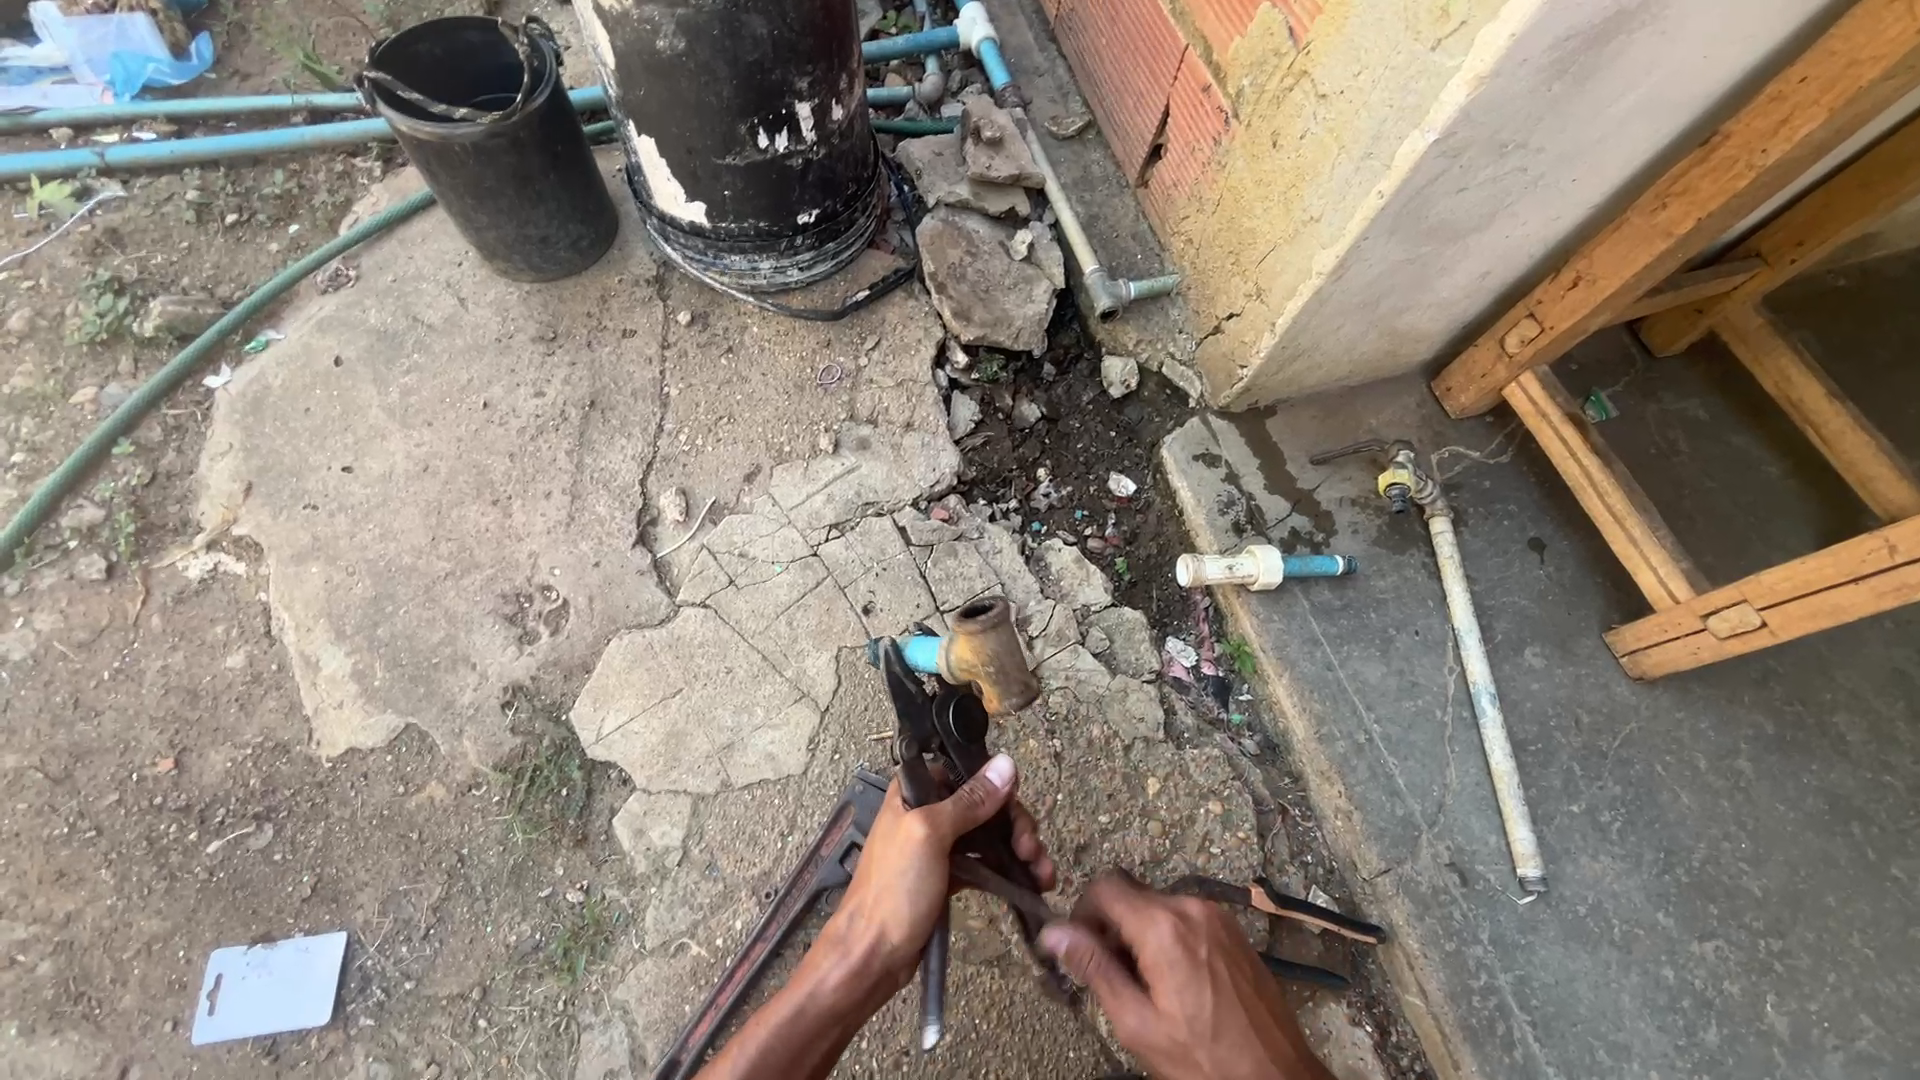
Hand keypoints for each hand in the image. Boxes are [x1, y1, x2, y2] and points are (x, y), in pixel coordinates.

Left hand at [816, 754, 1055, 994]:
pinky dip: (1008, 870)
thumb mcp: (931, 835)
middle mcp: (927, 812)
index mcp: (914, 792)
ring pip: (989, 835)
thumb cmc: (894, 888)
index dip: (995, 785)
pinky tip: (1032, 883)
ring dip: (1019, 849)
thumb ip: (969, 800)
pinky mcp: (950, 876)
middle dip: (1015, 824)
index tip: (1017, 806)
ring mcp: (940, 846)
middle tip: (1032, 850)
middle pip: (984, 804)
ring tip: (1043, 873)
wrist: (871, 957)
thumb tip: (1006, 763)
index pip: (964, 772)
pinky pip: (986, 863)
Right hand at [1039, 872, 1331, 1079]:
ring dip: (1138, 932)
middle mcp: (1189, 906)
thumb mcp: (1138, 1023)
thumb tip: (1052, 932)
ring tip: (1144, 983)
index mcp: (1162, 926)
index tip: (1079, 948)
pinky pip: (1184, 916)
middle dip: (1110, 926)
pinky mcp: (1233, 928)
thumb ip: (1094, 968)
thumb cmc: (1203, 1060)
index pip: (1103, 887)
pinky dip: (1166, 935)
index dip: (1081, 912)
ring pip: (1156, 905)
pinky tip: (1175, 979)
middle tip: (1111, 975)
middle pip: (1130, 894)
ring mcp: (1215, 914)